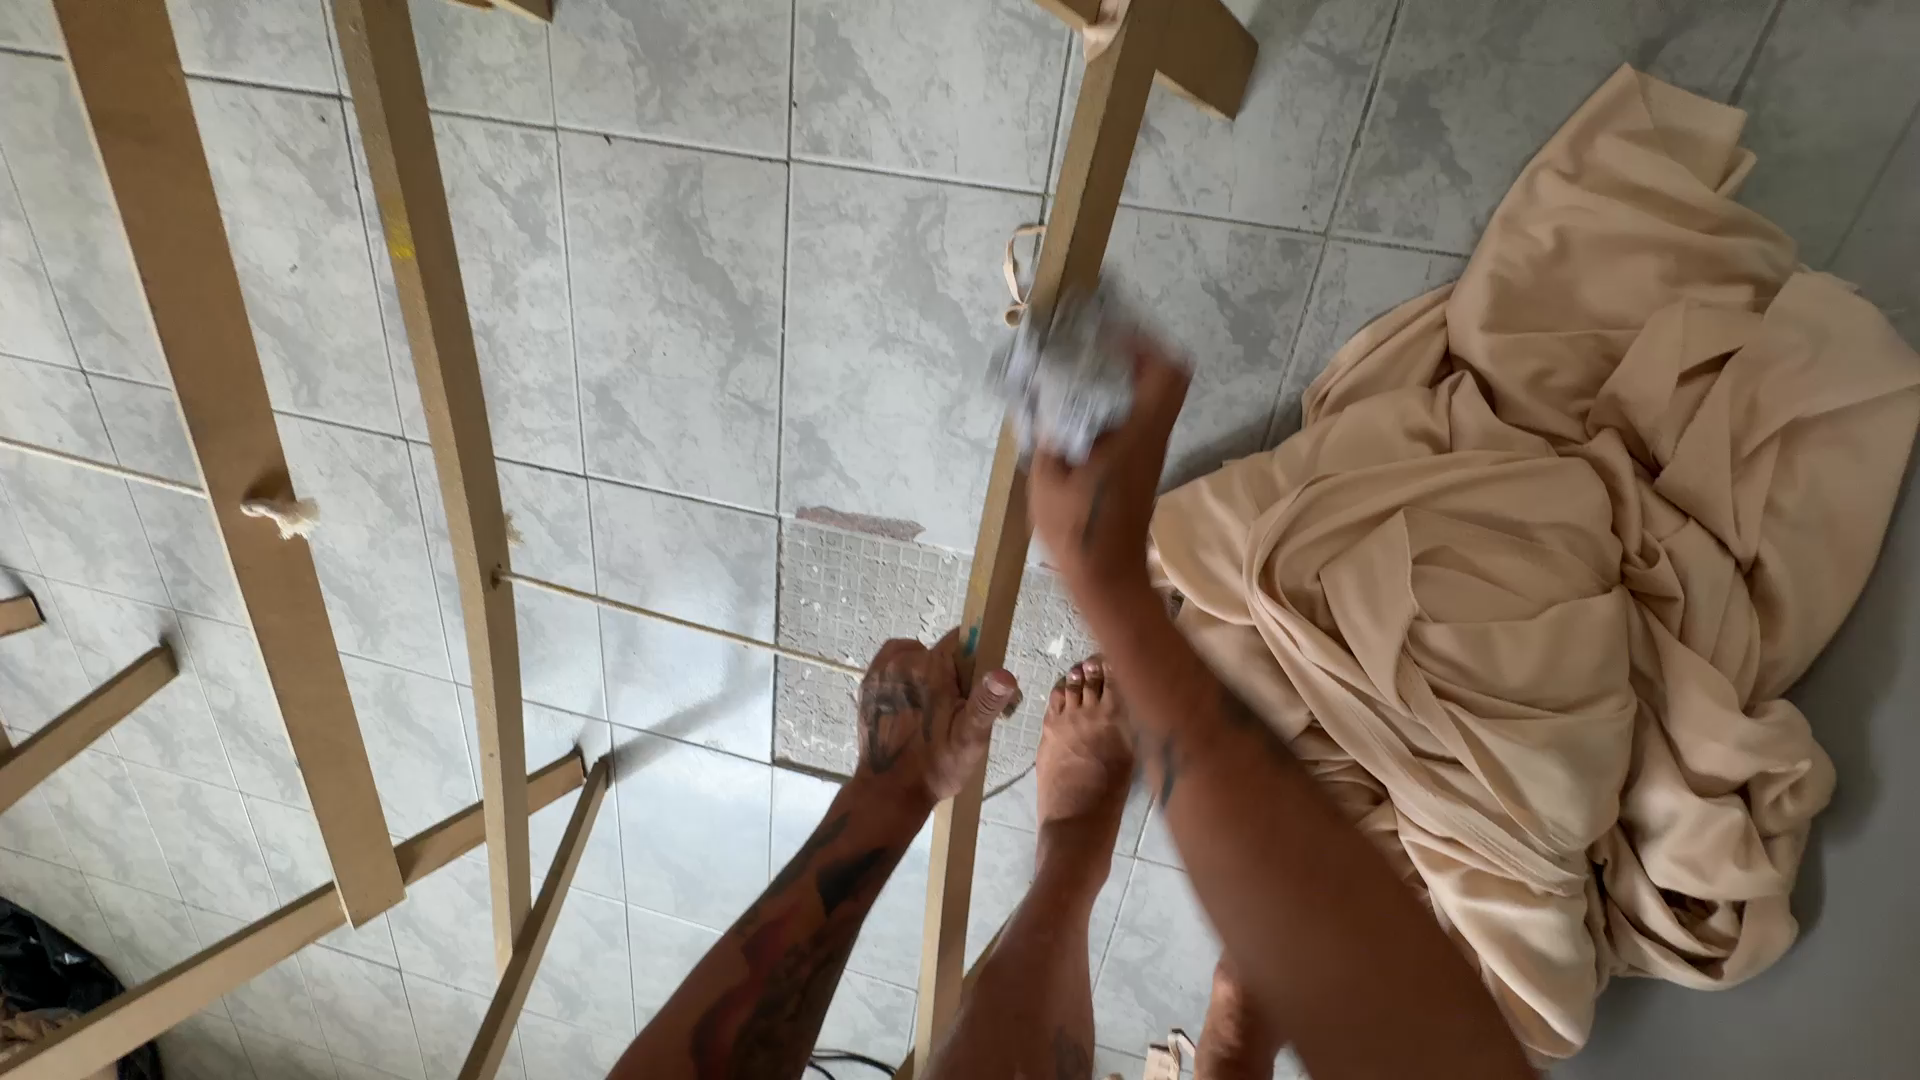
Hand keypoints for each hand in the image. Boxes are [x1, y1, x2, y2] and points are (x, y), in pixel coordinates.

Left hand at [854, 629, 1018, 804]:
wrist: (889, 791)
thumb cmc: (936, 765)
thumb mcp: (971, 738)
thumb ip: (987, 702)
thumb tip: (1004, 674)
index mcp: (932, 666)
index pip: (963, 641)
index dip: (975, 662)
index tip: (975, 690)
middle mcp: (904, 660)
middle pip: (940, 652)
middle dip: (952, 674)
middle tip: (957, 713)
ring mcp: (882, 671)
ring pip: (916, 656)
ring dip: (927, 675)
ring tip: (932, 712)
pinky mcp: (868, 684)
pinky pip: (893, 663)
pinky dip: (904, 675)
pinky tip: (911, 702)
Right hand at [1029, 330, 1189, 593]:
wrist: (1105, 576)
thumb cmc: (1077, 530)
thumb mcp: (1047, 478)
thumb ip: (1046, 433)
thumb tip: (1043, 400)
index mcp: (1136, 436)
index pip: (1166, 373)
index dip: (1145, 342)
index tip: (1109, 333)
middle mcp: (1151, 438)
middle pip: (1166, 377)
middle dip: (1136, 352)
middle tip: (1096, 346)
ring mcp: (1150, 452)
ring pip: (1153, 397)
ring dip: (1125, 376)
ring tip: (1083, 370)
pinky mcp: (1140, 466)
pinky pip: (1138, 417)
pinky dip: (1116, 402)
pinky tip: (1079, 409)